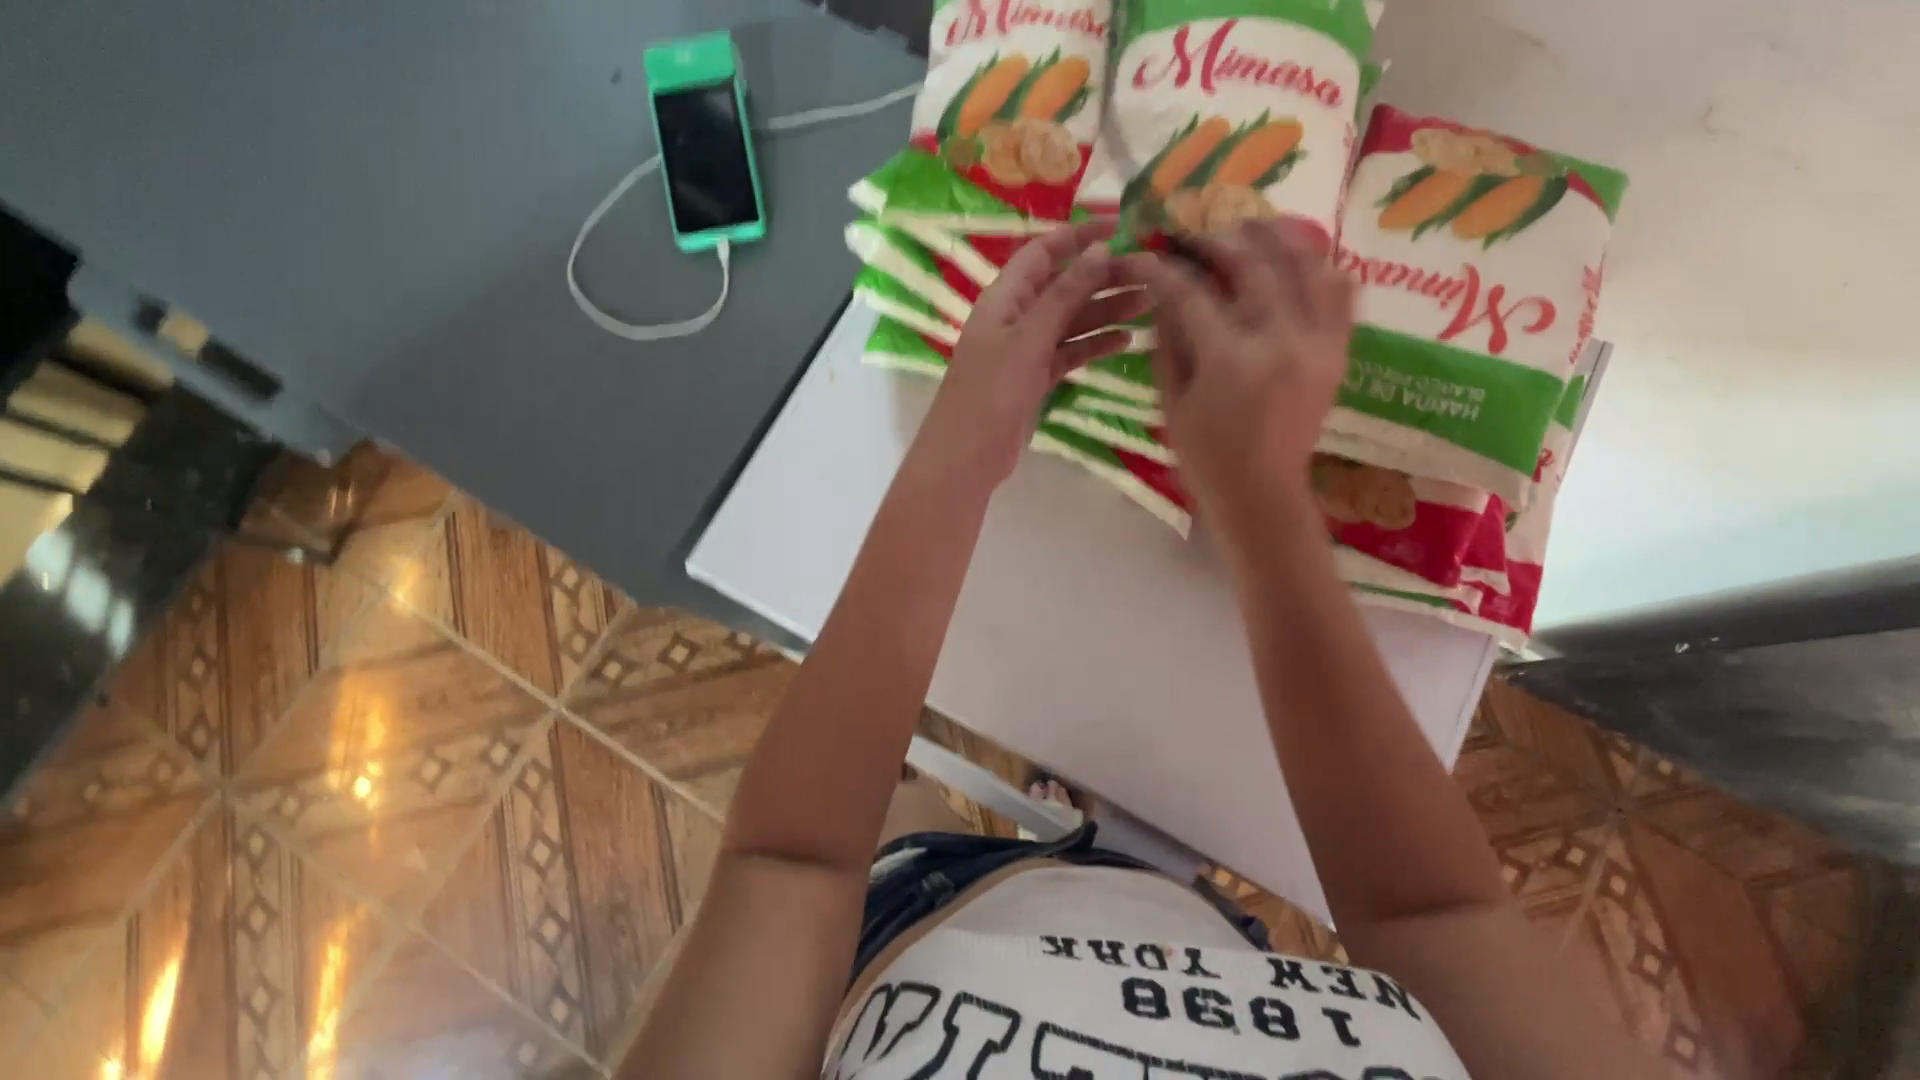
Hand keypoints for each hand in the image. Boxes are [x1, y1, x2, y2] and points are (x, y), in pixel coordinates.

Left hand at [919, 221, 1149, 482]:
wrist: (966, 457)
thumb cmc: (991, 392)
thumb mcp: (1029, 338)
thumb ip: (1064, 295)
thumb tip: (1099, 250)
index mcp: (1004, 297)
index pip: (1044, 253)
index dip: (1079, 237)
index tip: (1122, 226)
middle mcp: (1014, 317)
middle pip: (1063, 286)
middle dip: (1103, 277)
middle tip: (1151, 273)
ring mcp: (1024, 350)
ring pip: (1070, 321)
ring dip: (1105, 311)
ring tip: (1149, 304)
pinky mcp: (1033, 379)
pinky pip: (1068, 352)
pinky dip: (1094, 345)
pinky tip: (1126, 340)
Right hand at [1129, 218, 1354, 534]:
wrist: (1262, 493)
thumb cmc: (1204, 454)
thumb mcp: (1171, 398)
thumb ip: (1168, 337)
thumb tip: (1163, 286)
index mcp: (1230, 361)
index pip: (1192, 293)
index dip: (1164, 269)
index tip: (1147, 254)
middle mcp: (1281, 341)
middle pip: (1252, 264)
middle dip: (1216, 240)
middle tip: (1194, 236)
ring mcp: (1318, 343)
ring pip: (1305, 263)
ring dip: (1274, 237)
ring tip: (1248, 229)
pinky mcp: (1338, 350)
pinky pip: (1341, 290)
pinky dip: (1319, 265)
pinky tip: (1294, 258)